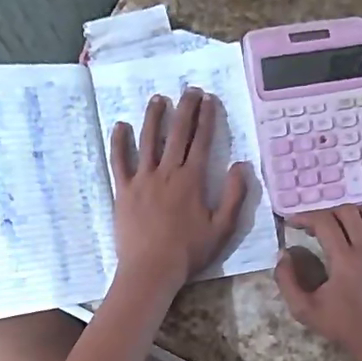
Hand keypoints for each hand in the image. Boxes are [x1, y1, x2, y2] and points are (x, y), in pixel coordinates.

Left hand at [109, 88, 248, 295]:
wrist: (151, 269)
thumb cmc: (189, 252)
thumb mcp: (222, 228)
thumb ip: (235, 196)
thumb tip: (242, 166)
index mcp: (192, 180)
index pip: (202, 141)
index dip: (207, 118)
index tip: (209, 99)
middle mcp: (167, 172)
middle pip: (177, 133)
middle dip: (185, 109)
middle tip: (190, 91)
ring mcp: (142, 179)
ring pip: (148, 140)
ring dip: (154, 117)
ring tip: (158, 98)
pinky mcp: (123, 190)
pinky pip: (119, 160)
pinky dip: (119, 142)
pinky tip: (120, 126)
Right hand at [274, 206, 361, 360]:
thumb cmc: (340, 325)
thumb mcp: (304, 309)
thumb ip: (287, 281)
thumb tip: (282, 255)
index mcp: (345, 260)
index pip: (325, 222)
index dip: (305, 216)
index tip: (290, 222)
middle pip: (346, 211)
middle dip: (323, 212)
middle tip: (308, 225)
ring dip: (344, 212)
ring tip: (328, 225)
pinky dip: (360, 220)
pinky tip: (346, 232)